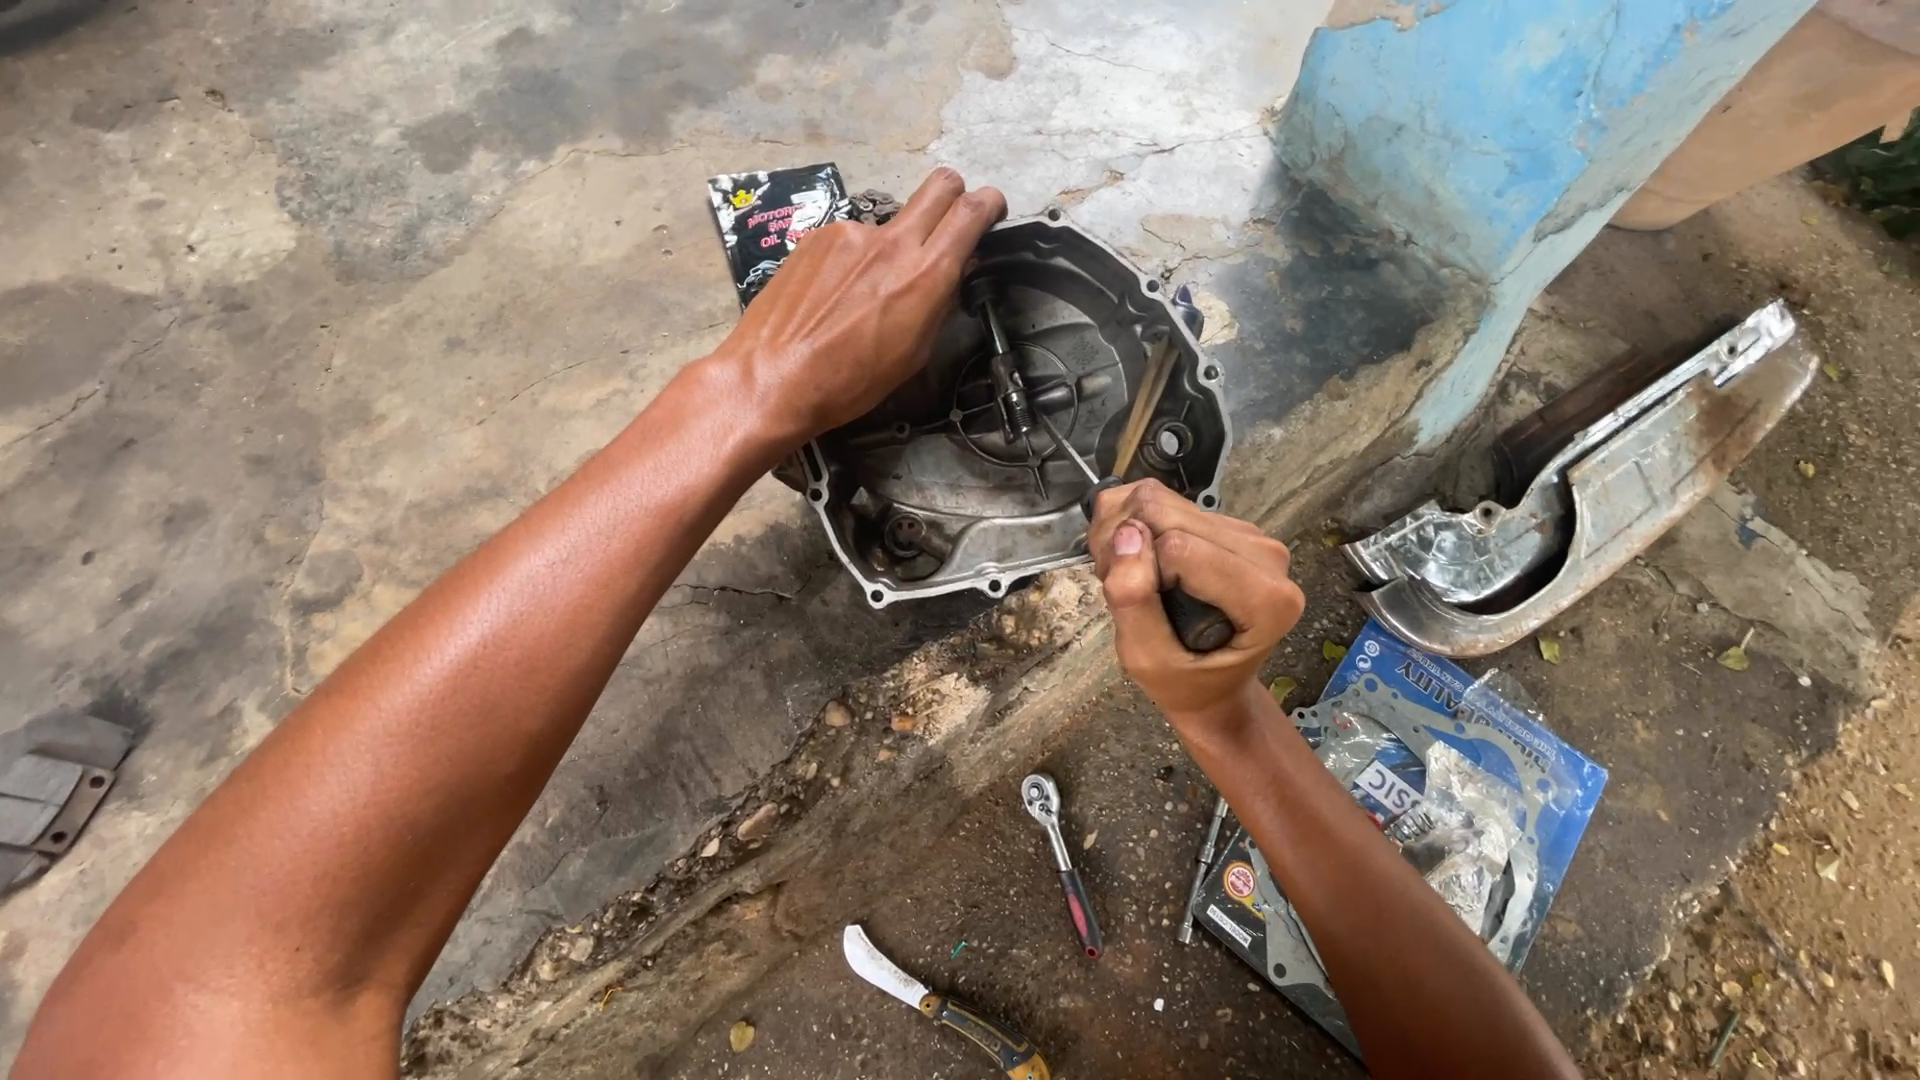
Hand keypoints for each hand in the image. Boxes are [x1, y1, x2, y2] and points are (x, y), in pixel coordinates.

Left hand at [712, 168, 1006, 441]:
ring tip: (870, 293)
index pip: (971, 212)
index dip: (990, 204)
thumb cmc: (849, 383)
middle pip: (940, 185)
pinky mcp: (817, 237)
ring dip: (895, 244)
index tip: (991, 210)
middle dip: (955, 196)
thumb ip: (939, 305)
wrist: (773, 377)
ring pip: (891, 221)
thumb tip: (954, 274)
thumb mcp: (912, 355)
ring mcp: (850, 233)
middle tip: (950, 226)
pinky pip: (852, 238)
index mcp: (924, 275)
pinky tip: (836, 295)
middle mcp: (891, 242)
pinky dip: (856, 259)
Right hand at [1088, 480, 1303, 727]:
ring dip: (1126, 531)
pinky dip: (1137, 524)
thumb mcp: (1147, 661)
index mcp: (1265, 598)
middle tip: (1120, 584)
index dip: (1139, 572)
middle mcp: (1267, 556)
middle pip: (1164, 511)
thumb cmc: (1185, 682)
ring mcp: (1250, 534)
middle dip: (1125, 542)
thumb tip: (1126, 535)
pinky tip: (1139, 558)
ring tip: (1129, 574)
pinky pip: (1165, 499)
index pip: (1176, 548)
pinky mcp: (1230, 523)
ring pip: (1159, 499)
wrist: (1213, 688)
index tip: (1130, 604)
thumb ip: (1134, 601)